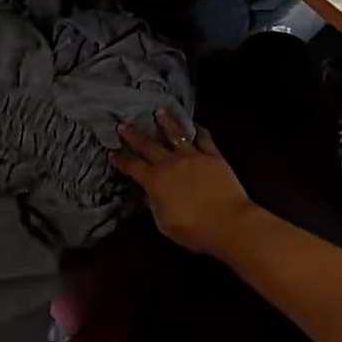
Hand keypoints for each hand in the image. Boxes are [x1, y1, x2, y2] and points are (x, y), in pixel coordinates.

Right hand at [115, 109, 261, 256]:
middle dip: (135, 136)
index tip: (112, 153)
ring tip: (159, 112)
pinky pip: (204, 139)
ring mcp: (193, 156)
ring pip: (176, 134)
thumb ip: (154, 205)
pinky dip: (198, 131)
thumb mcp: (164, 224)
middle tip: (124, 125)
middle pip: (149, 146)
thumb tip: (147, 193)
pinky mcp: (213, 155)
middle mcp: (171, 163)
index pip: (134, 167)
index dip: (122, 160)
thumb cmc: (194, 230)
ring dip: (166, 122)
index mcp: (156, 181)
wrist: (228, 221)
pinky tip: (196, 125)